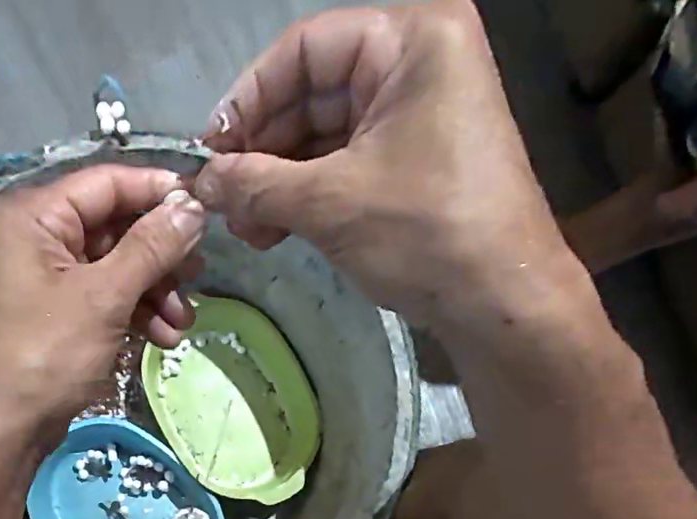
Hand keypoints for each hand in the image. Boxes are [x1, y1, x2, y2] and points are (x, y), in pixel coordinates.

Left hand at [0, 165, 207, 433]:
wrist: (7, 427)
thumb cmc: (48, 354)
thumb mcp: (104, 296)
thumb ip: (151, 248)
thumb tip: (194, 208)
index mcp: (35, 215)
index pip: (108, 183)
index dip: (159, 192)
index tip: (206, 208)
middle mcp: (39, 237)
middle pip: (116, 227)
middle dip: (161, 257)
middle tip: (199, 275)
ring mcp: (49, 278)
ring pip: (117, 268)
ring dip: (155, 292)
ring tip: (183, 322)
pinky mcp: (60, 314)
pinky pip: (106, 298)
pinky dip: (137, 314)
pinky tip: (164, 338)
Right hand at [191, 1, 574, 329]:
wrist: (497, 298)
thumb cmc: (423, 232)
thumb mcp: (330, 203)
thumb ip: (256, 185)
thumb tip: (200, 183)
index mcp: (410, 41)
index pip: (304, 51)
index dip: (248, 99)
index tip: (209, 152)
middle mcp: (413, 66)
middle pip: (309, 96)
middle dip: (259, 153)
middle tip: (221, 201)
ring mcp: (411, 119)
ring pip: (319, 139)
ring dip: (274, 185)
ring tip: (243, 229)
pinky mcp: (407, 165)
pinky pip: (339, 169)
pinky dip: (302, 200)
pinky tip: (270, 233)